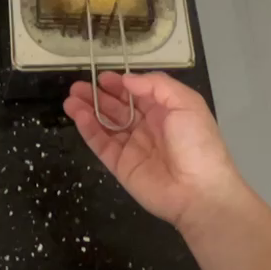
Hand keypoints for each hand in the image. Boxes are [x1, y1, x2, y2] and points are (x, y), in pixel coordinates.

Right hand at [64, 71, 246, 232]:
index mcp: (166, 112)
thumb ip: (156, 85)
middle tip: (78, 86)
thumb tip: (127, 79)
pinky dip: (88, 129)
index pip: (137, 94)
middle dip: (98, 96)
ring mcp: (133, 148)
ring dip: (88, 110)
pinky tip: (78, 115)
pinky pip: (101, 144)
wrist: (200, 192)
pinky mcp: (121, 166)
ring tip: (71, 98)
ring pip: (106, 125)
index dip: (119, 84)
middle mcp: (148, 128)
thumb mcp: (186, 103)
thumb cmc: (197, 143)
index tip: (102, 77)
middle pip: (118, 108)